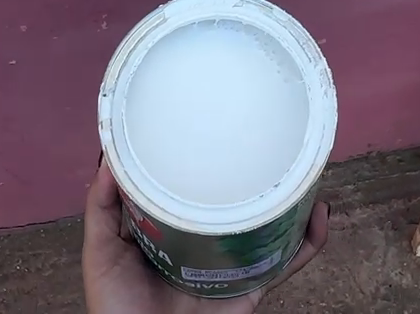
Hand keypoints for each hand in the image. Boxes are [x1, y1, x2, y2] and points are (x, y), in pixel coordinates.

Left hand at [82, 161, 327, 312]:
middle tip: (275, 139)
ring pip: (269, 224)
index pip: (197, 184)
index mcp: (174, 227)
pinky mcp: (251, 287)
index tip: (221, 123)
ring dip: (292, 199)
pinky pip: (285, 263)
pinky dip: (307, 242)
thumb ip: (101, 208)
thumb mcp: (101, 252)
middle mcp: (207, 239)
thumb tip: (108, 156)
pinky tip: (318, 215)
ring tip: (306, 170)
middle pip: (240, 199)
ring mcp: (232, 262)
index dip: (210, 158)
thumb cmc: (117, 307)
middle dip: (260, 172)